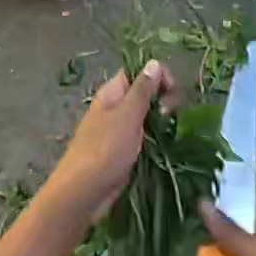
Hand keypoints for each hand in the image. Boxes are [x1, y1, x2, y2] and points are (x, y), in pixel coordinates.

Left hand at [43, 61, 172, 222]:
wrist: (83, 192)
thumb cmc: (105, 149)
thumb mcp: (128, 115)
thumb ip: (142, 89)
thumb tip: (154, 62)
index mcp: (112, 93)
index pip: (139, 71)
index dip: (158, 76)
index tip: (172, 92)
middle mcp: (114, 107)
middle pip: (144, 92)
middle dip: (162, 98)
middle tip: (170, 114)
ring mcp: (117, 129)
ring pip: (145, 114)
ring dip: (160, 118)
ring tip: (169, 129)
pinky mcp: (122, 149)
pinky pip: (142, 135)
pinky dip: (154, 136)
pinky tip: (164, 143)